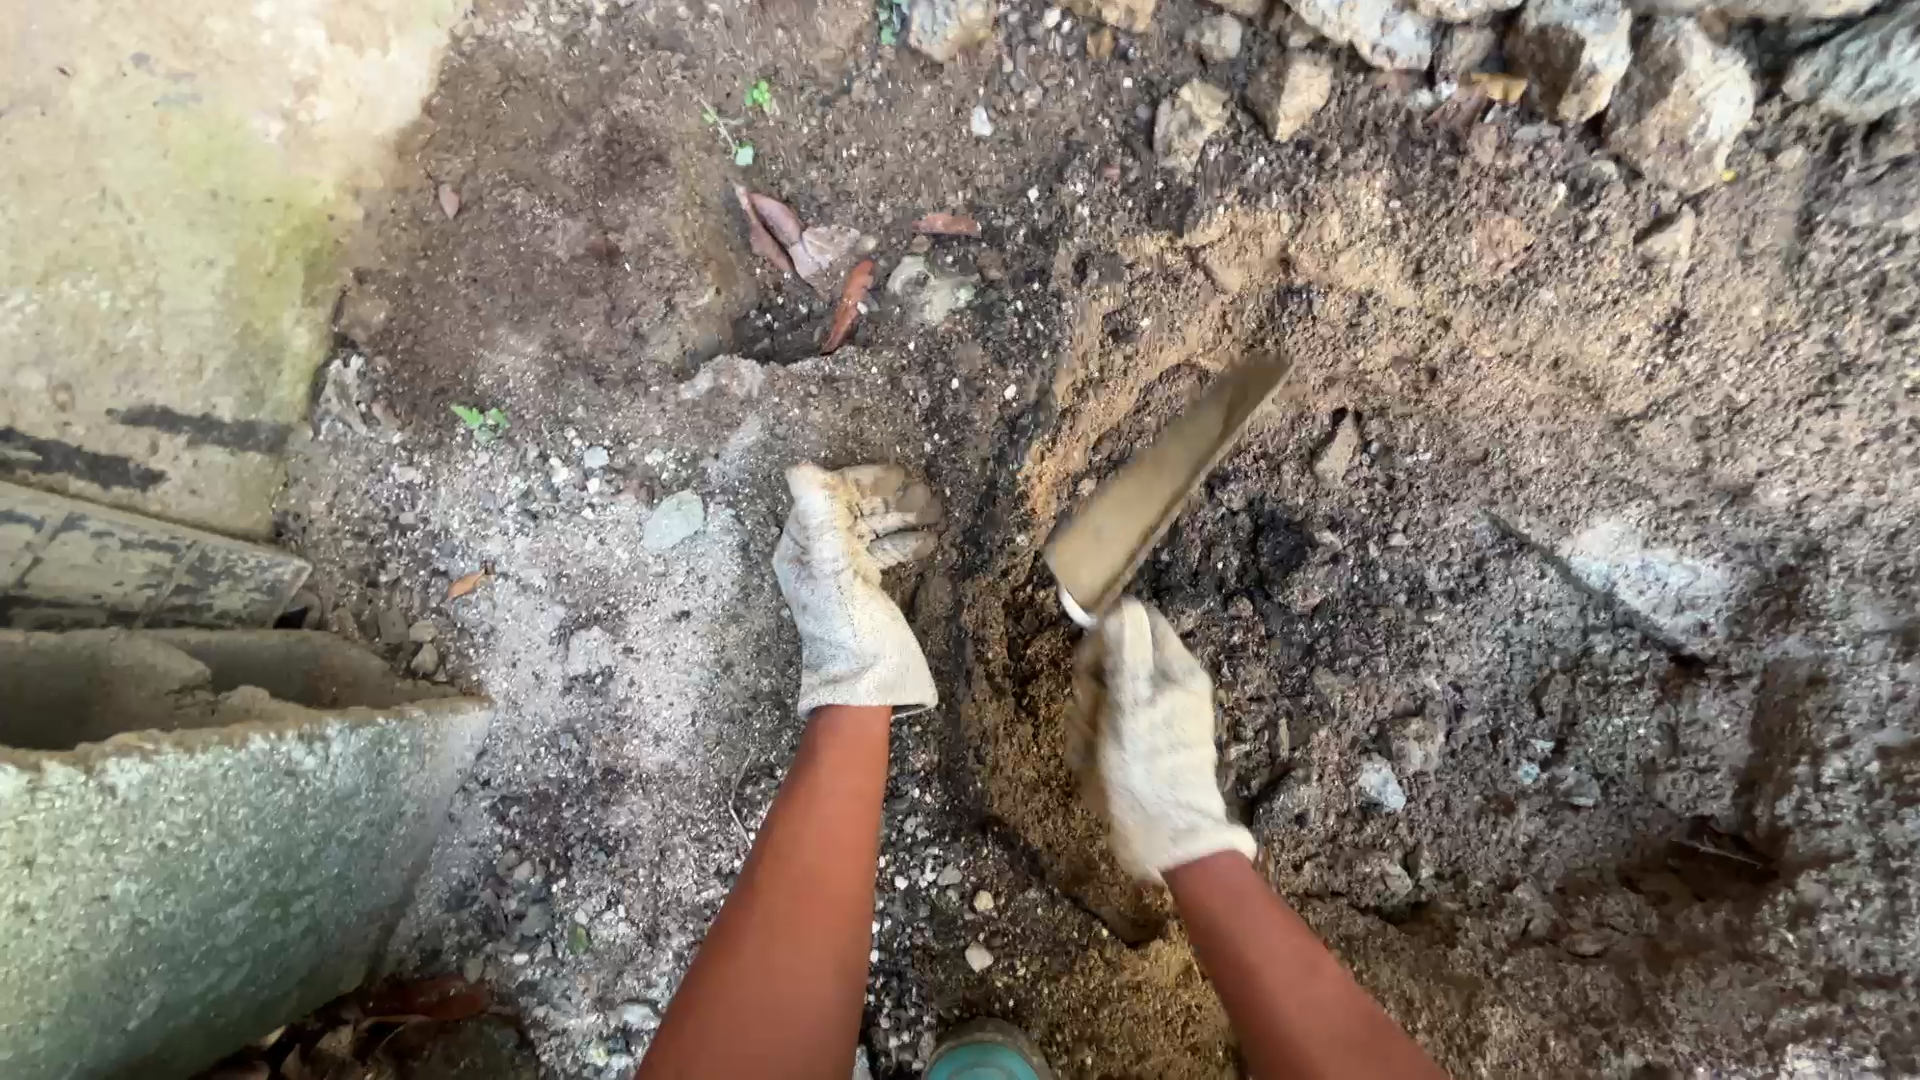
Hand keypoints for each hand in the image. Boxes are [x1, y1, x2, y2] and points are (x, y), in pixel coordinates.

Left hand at [773, 463, 941, 716]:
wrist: (867, 681)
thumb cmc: (849, 628)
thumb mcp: (835, 569)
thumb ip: (821, 519)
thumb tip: (798, 469)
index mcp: (804, 547)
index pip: (830, 498)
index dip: (863, 482)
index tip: (900, 475)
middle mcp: (819, 554)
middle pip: (855, 511)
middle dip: (891, 501)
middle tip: (928, 496)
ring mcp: (842, 570)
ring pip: (873, 531)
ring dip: (904, 519)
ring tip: (936, 513)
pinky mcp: (863, 585)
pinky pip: (884, 553)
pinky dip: (905, 544)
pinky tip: (929, 541)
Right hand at [1070, 598, 1255, 881]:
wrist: (1163, 834)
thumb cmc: (1147, 764)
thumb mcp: (1131, 700)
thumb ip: (1126, 649)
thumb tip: (1124, 605)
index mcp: (1176, 669)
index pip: (1140, 622)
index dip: (1107, 636)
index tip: (1090, 665)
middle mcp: (1168, 687)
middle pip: (1114, 659)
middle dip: (1092, 688)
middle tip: (1093, 715)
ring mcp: (1155, 716)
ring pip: (1103, 695)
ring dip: (1088, 720)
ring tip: (1095, 750)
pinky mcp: (1140, 742)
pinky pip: (1106, 725)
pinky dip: (1093, 742)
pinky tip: (1094, 763)